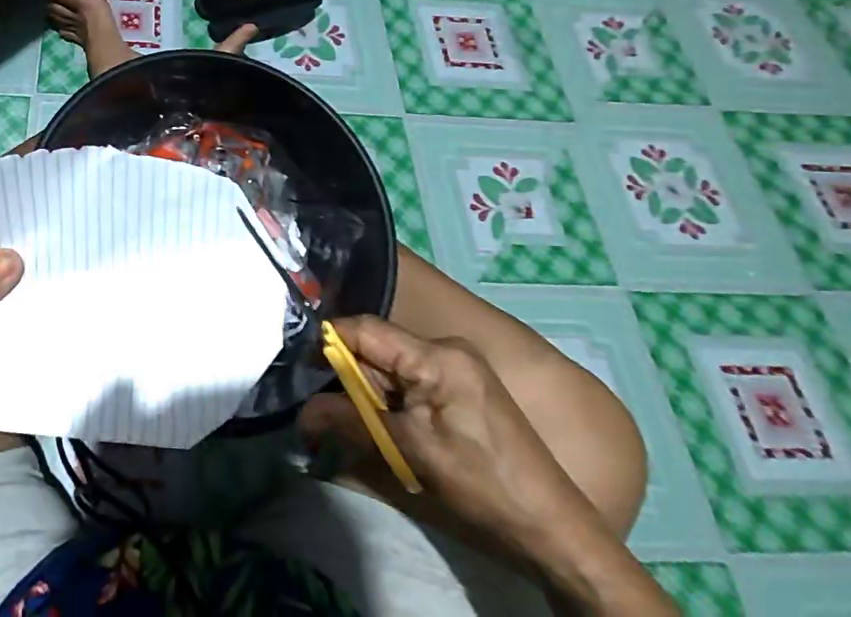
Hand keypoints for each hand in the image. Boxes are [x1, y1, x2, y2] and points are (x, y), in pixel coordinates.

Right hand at [300, 315, 576, 554]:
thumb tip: (303, 414)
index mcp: (437, 354)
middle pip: (379, 350)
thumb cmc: (480, 482)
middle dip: (350, 381)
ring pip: (394, 369)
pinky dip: (393, 404)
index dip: (330, 343)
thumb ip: (352, 422)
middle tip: (322, 416)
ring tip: (354, 431)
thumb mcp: (410, 452)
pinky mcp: (464, 386)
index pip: (368, 329)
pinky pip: (414, 382)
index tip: (300, 369)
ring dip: (371, 397)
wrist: (550, 523)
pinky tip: (388, 432)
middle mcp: (447, 348)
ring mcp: (459, 366)